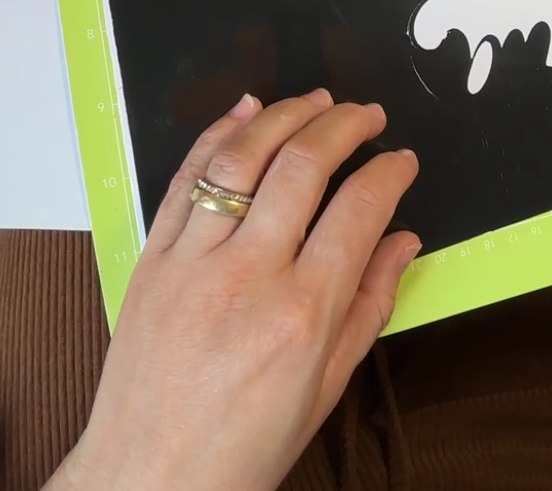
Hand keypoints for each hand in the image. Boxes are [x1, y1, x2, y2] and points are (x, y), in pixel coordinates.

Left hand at [49, 90, 420, 490]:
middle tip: (369, 113)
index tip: (402, 159)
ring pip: (242, 157)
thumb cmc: (245, 446)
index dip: (389, 172)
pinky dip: (217, 133)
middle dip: (345, 124)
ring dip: (285, 114)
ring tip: (318, 98)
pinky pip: (186, 177)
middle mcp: (247, 276)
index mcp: (302, 315)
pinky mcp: (153, 257)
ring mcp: (193, 261)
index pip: (359, 210)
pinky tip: (247, 109)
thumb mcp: (327, 386)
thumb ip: (371, 303)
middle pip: (303, 166)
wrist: (146, 481)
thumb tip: (405, 240)